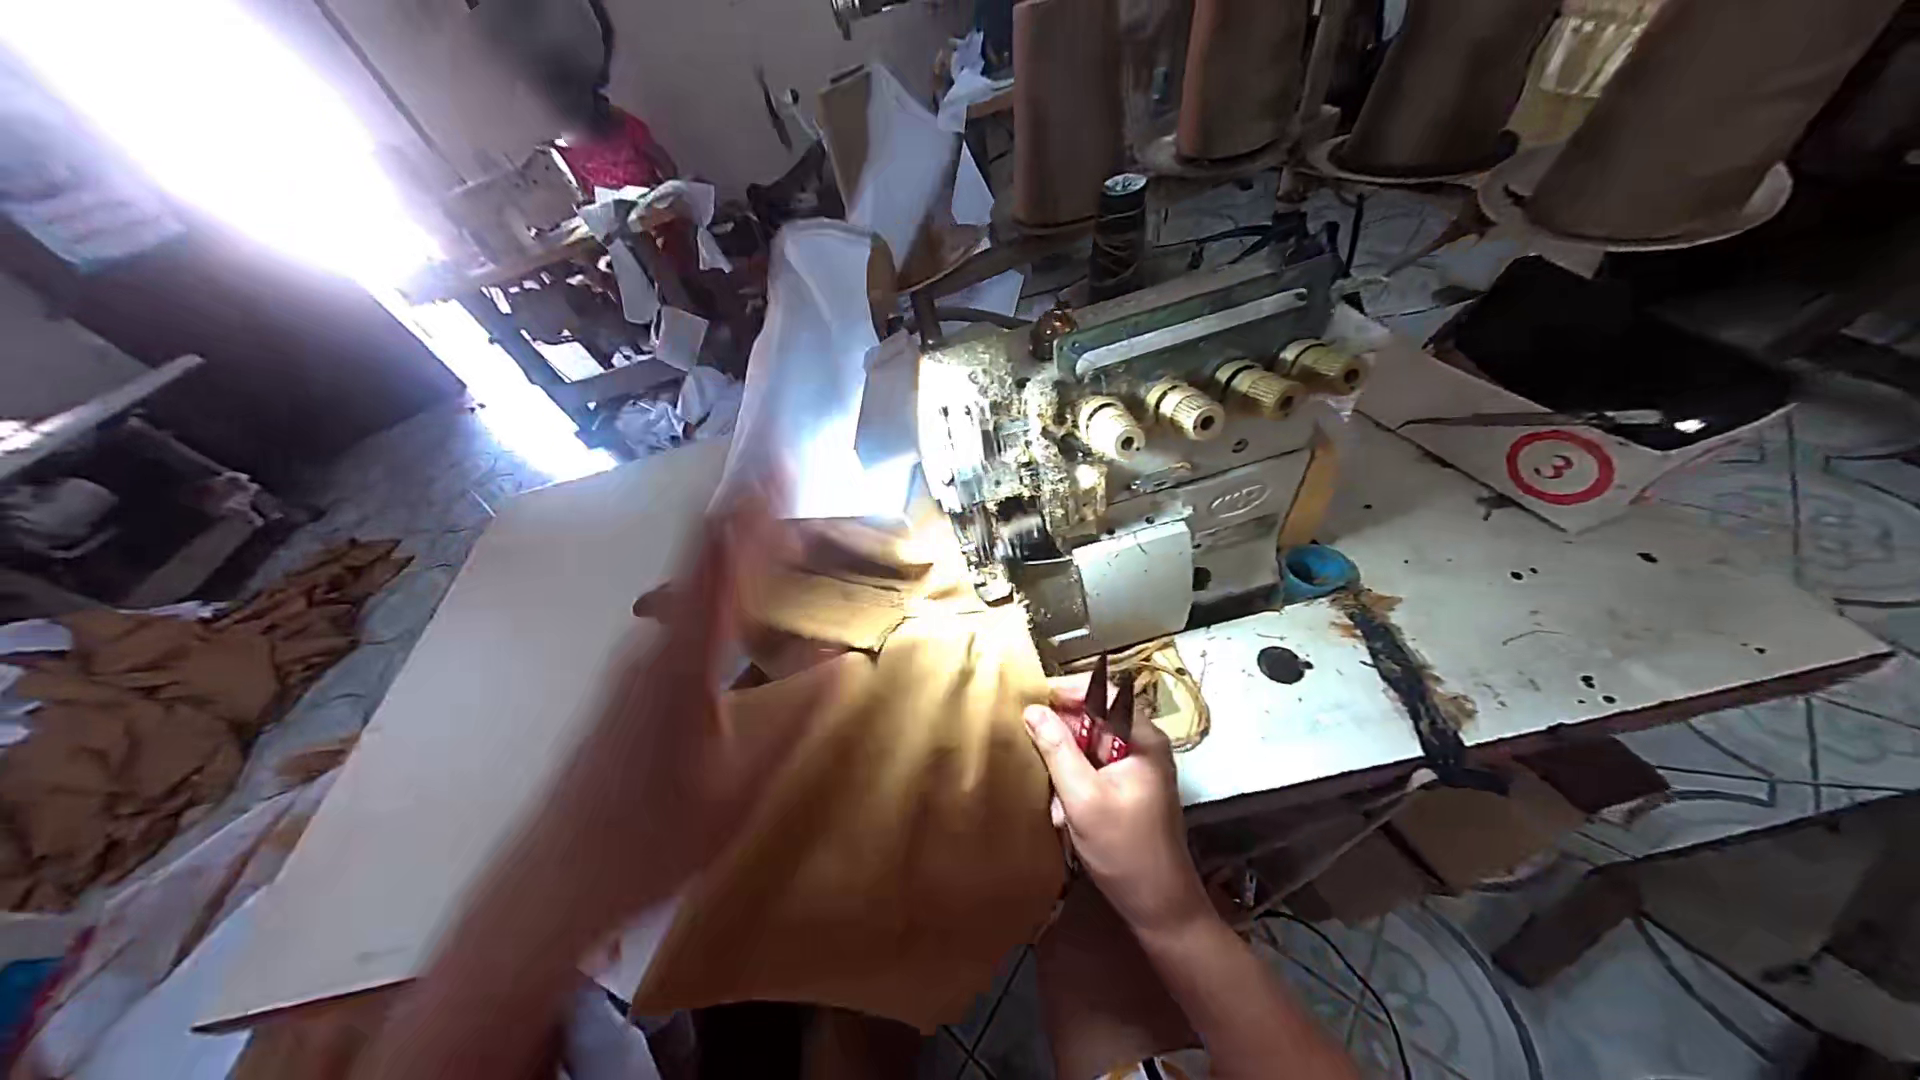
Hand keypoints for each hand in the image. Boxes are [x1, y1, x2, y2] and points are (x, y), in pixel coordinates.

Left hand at [529, 499, 823, 930]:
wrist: (549, 887)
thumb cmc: (653, 839)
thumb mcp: (743, 786)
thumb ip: (797, 718)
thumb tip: (846, 662)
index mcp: (684, 663)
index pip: (721, 567)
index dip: (750, 515)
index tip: (776, 473)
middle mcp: (652, 650)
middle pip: (699, 563)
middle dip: (741, 522)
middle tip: (779, 494)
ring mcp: (629, 667)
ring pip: (686, 590)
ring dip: (726, 556)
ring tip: (766, 539)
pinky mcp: (621, 688)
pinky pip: (676, 619)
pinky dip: (709, 591)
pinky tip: (729, 608)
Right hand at [1023, 680, 1210, 937]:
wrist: (1160, 906)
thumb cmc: (1125, 850)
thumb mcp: (1082, 797)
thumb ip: (1057, 749)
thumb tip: (1032, 710)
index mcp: (1142, 737)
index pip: (1102, 692)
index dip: (1066, 691)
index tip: (1031, 701)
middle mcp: (1143, 743)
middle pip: (1094, 716)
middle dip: (1061, 734)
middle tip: (1032, 749)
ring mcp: (1138, 765)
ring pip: (1090, 743)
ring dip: (1065, 762)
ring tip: (1049, 790)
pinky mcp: (1129, 785)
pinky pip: (1095, 766)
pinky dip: (1075, 779)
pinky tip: (1062, 808)